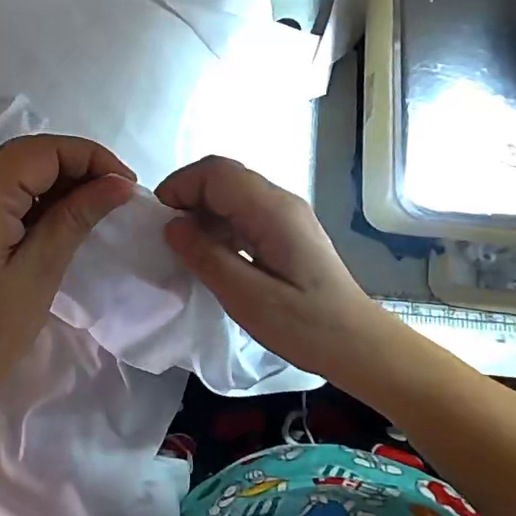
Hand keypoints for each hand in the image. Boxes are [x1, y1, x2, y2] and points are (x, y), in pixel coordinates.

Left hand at [0, 135, 135, 407]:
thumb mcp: (40, 270)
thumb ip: (76, 217)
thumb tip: (117, 182)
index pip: (40, 151)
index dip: (89, 157)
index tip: (126, 183)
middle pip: (25, 155)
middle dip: (75, 165)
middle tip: (115, 193)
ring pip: (15, 173)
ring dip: (58, 181)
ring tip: (97, 205)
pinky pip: (2, 196)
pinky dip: (37, 199)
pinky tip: (64, 217)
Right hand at [157, 155, 393, 378]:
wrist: (357, 343)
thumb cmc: (306, 326)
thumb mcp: (248, 298)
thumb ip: (207, 257)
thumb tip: (172, 226)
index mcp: (273, 211)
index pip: (216, 172)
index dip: (180, 186)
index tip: (158, 222)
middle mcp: (280, 202)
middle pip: (223, 177)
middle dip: (187, 198)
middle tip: (167, 239)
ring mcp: (285, 216)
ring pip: (231, 195)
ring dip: (202, 214)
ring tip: (185, 252)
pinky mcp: (286, 232)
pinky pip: (243, 214)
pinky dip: (219, 227)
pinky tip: (212, 258)